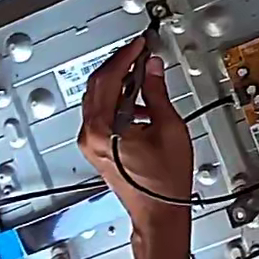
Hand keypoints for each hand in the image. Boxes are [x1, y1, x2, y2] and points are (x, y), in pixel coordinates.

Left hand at [78, 37, 195, 243]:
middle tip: (138, 52)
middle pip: (97, 85)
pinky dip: (118, 100)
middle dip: (119, 65)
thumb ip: (157, 92)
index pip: (108, 78)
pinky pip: (101, 114)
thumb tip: (152, 67)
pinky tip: (139, 100)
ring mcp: (90, 143)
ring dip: (118, 82)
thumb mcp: (169, 127)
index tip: (138, 44)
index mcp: (102, 128)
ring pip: (97, 98)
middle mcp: (89, 135)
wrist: (159, 213)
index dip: (125, 56)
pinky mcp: (97, 148)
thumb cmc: (164, 182)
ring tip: (142, 73)